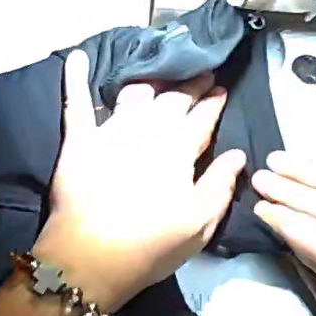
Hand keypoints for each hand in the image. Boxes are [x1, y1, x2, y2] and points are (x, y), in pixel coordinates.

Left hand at [35, 50, 245, 310]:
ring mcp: (112, 130)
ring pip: (135, 94)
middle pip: (174, 99)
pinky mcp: (80, 140)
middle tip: (201, 72)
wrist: (89, 259)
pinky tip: (77, 56)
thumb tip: (238, 154)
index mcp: (180, 148)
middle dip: (190, 84)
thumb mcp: (200, 222)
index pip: (203, 116)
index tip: (220, 88)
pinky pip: (77, 103)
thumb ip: (221, 184)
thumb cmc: (151, 244)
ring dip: (150, 81)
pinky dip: (77, 77)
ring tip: (159, 74)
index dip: (213, 101)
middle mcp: (149, 130)